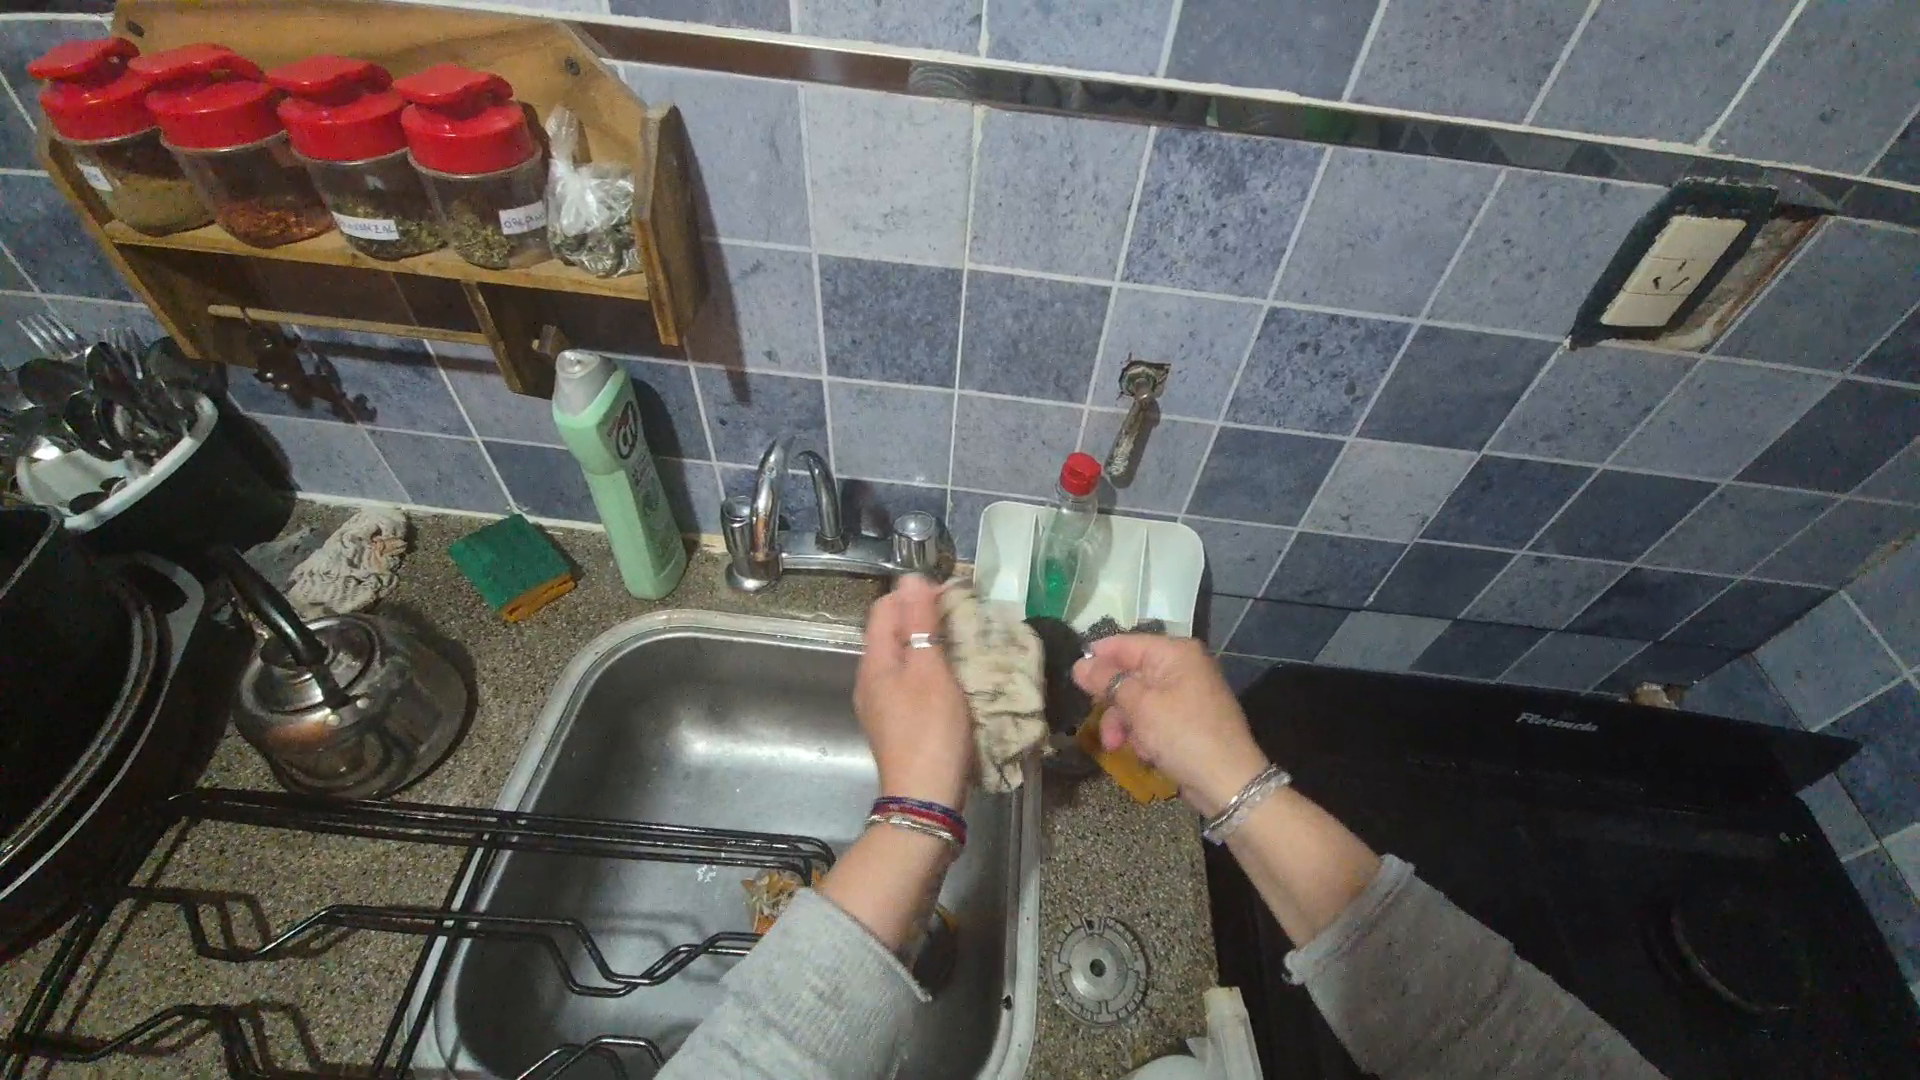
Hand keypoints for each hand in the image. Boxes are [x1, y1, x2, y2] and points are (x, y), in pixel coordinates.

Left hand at [853, 575, 973, 809]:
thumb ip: (920, 624)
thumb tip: (910, 578)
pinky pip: (911, 684)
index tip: (951, 595)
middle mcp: (870, 680)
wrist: (926, 798)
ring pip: (903, 659)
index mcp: (874, 662)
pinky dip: (931, 673)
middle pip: (892, 633)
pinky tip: (954, 680)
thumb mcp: (929, 670)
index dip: (914, 595)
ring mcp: (882, 705)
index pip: (885, 609)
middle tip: (963, 619)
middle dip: (924, 620)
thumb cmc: (930, 729)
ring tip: (963, 645)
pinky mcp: (897, 724)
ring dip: (931, 647)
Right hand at [1072, 636, 1268, 816]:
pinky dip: (1142, 732)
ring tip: (1116, 745)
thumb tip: (1079, 664)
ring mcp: (1187, 693)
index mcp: (1175, 653)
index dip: (1097, 658)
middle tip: (1094, 719)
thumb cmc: (1183, 735)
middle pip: (1130, 673)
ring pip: (1137, 698)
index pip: (1125, 644)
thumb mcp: (1139, 705)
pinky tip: (1143, 751)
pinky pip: (1153, 716)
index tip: (1072, 676)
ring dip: (1123, 722)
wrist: (1229, 784)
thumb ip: (1107, 681)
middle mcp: (1182, 666)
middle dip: (1111, 700)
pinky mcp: (1187, 719)